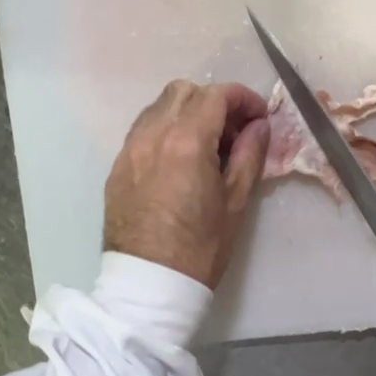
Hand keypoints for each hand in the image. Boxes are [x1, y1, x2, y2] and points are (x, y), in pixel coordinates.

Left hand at [104, 80, 271, 287]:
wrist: (149, 284)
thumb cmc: (200, 247)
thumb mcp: (236, 201)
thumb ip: (249, 154)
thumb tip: (259, 126)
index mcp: (186, 141)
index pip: (216, 95)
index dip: (243, 98)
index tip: (258, 117)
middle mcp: (152, 135)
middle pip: (183, 91)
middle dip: (213, 101)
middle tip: (233, 130)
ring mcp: (129, 149)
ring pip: (158, 107)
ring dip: (186, 113)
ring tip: (206, 145)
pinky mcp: (117, 167)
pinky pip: (142, 131)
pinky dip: (164, 131)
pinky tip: (179, 160)